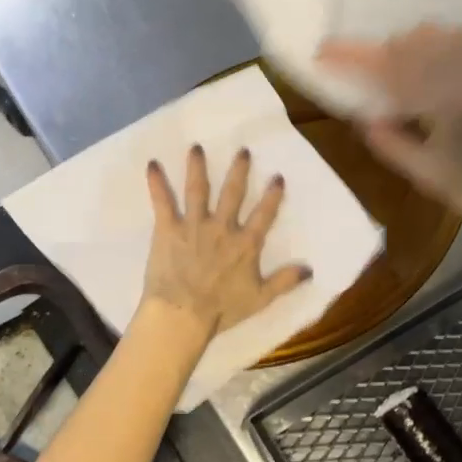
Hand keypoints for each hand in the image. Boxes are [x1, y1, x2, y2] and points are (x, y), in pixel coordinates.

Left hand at [142, 145, 310, 337]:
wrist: (183, 312)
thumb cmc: (222, 309)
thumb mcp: (260, 298)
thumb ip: (284, 281)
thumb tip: (310, 269)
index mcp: (245, 244)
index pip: (263, 214)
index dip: (272, 195)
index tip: (277, 177)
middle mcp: (221, 227)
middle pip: (232, 193)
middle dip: (238, 171)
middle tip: (242, 151)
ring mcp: (193, 225)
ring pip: (197, 190)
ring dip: (197, 167)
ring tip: (196, 148)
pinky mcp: (167, 229)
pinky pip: (162, 202)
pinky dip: (156, 183)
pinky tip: (152, 165)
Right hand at [317, 24, 461, 246]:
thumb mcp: (428, 176)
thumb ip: (392, 143)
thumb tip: (364, 117)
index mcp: (443, 98)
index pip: (387, 66)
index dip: (350, 56)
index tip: (322, 52)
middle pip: (407, 42)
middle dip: (379, 55)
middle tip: (362, 80)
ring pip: (432, 35)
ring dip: (406, 49)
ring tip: (396, 78)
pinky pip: (457, 41)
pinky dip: (433, 49)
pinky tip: (429, 73)